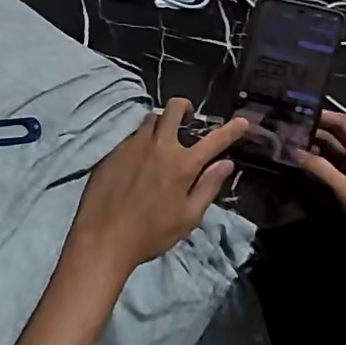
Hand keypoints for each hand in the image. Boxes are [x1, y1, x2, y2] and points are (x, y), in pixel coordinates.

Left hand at [65, 99, 243, 278]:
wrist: (103, 237)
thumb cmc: (151, 233)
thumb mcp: (188, 217)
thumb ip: (208, 186)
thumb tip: (227, 164)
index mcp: (182, 164)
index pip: (214, 140)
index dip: (231, 129)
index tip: (242, 121)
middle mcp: (158, 145)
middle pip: (173, 108)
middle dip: (185, 107)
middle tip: (188, 118)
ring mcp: (133, 144)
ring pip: (151, 119)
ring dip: (162, 123)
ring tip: (163, 141)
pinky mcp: (114, 150)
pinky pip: (133, 135)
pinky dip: (143, 140)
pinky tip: (140, 161)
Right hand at [299, 110, 345, 285]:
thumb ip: (324, 172)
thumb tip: (293, 149)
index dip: (325, 117)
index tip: (297, 110)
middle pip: (343, 139)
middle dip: (317, 131)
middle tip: (287, 123)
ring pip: (338, 155)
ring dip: (317, 148)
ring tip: (288, 138)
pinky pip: (337, 172)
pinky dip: (321, 166)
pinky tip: (301, 160)